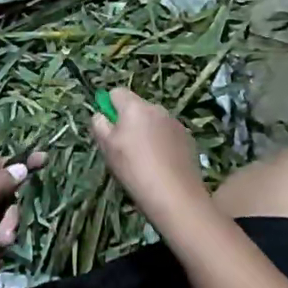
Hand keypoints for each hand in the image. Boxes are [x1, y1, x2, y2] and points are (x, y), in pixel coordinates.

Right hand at [90, 89, 211, 232]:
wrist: (175, 195)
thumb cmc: (134, 169)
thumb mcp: (107, 148)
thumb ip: (99, 125)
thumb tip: (101, 115)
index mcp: (135, 107)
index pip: (116, 92)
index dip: (109, 107)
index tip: (110, 128)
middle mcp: (157, 108)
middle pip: (137, 107)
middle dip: (129, 121)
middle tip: (125, 147)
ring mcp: (176, 123)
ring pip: (153, 121)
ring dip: (147, 131)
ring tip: (145, 159)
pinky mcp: (188, 138)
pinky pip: (168, 133)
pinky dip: (162, 142)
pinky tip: (162, 164)